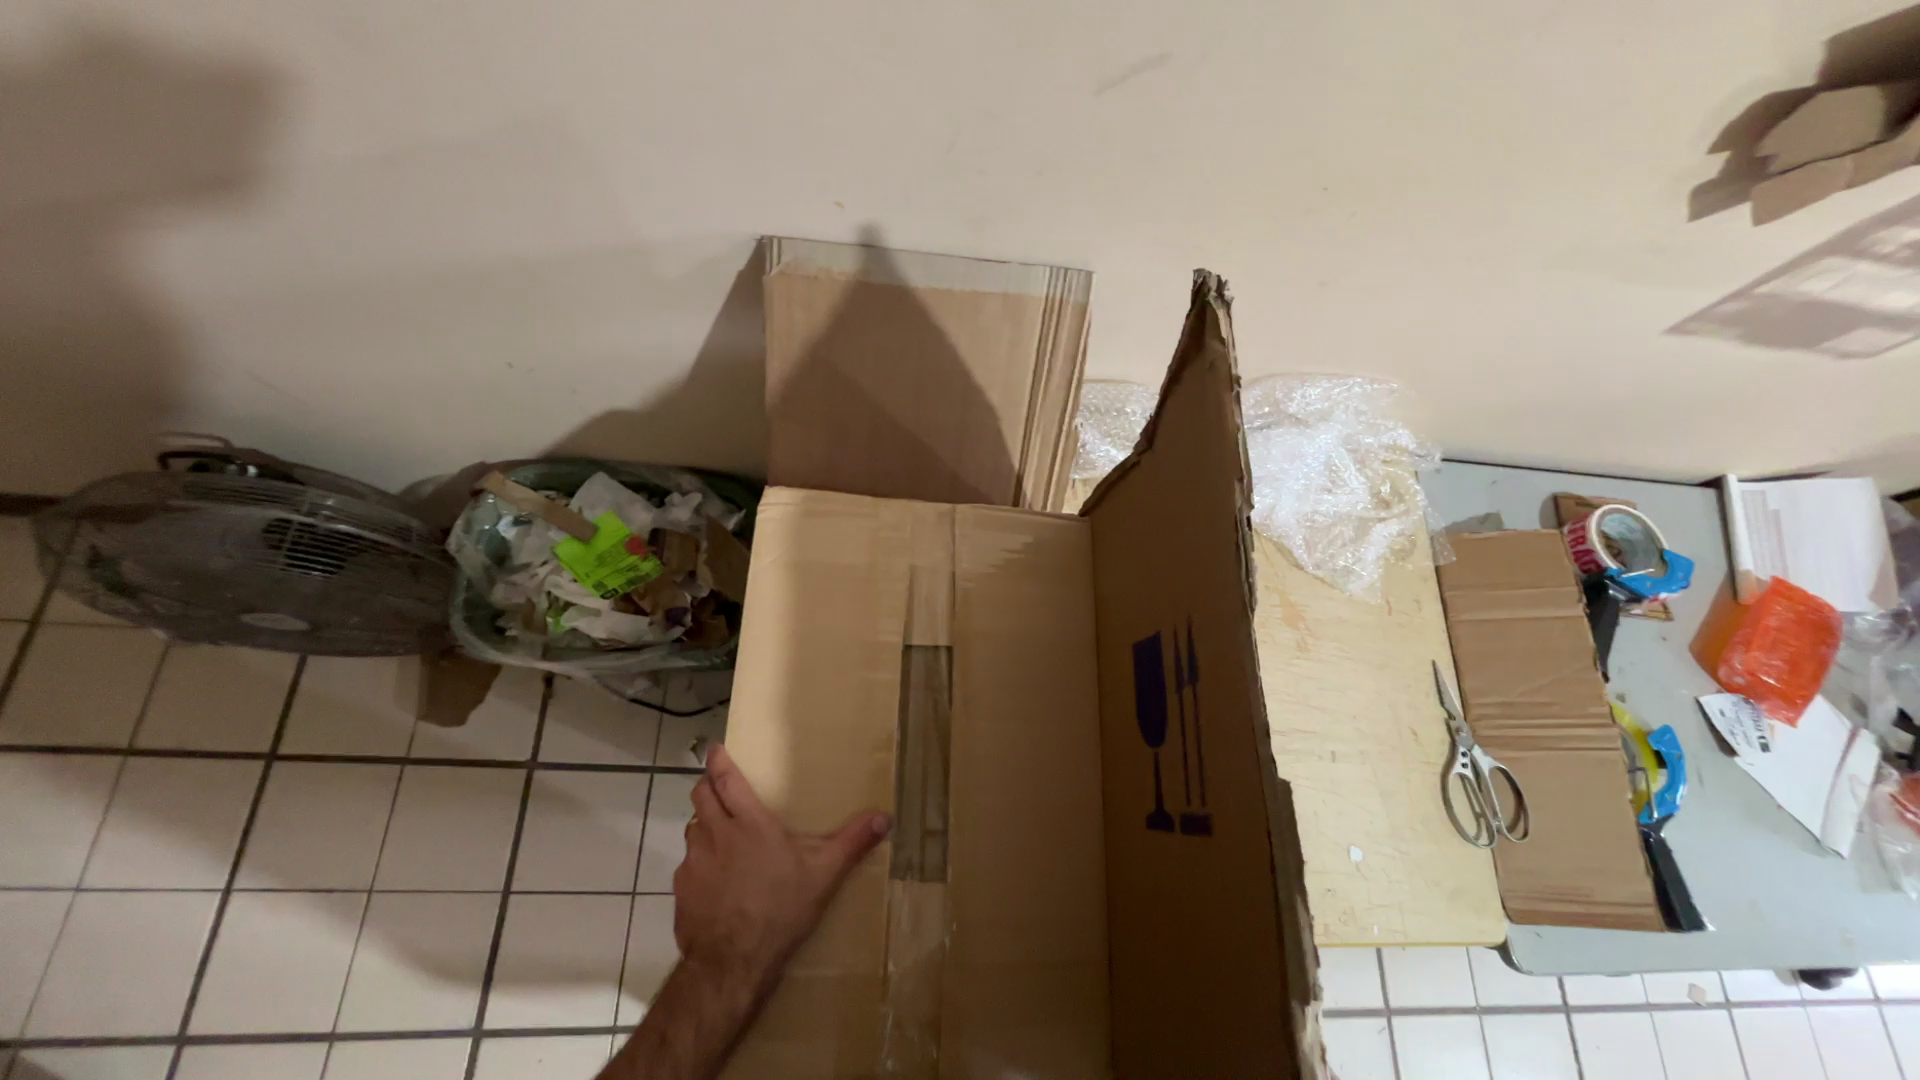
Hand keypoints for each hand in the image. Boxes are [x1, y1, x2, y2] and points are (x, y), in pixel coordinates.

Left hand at [674, 743, 890, 994]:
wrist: (733, 963)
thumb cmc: (781, 910)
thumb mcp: (824, 875)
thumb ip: (852, 843)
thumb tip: (884, 818)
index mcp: (748, 824)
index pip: (725, 780)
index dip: (718, 761)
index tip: (715, 749)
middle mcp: (715, 835)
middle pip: (700, 797)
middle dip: (707, 787)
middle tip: (719, 789)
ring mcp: (693, 863)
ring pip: (692, 830)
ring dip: (704, 826)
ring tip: (722, 838)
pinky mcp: (681, 891)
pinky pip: (687, 866)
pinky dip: (699, 865)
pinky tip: (716, 883)